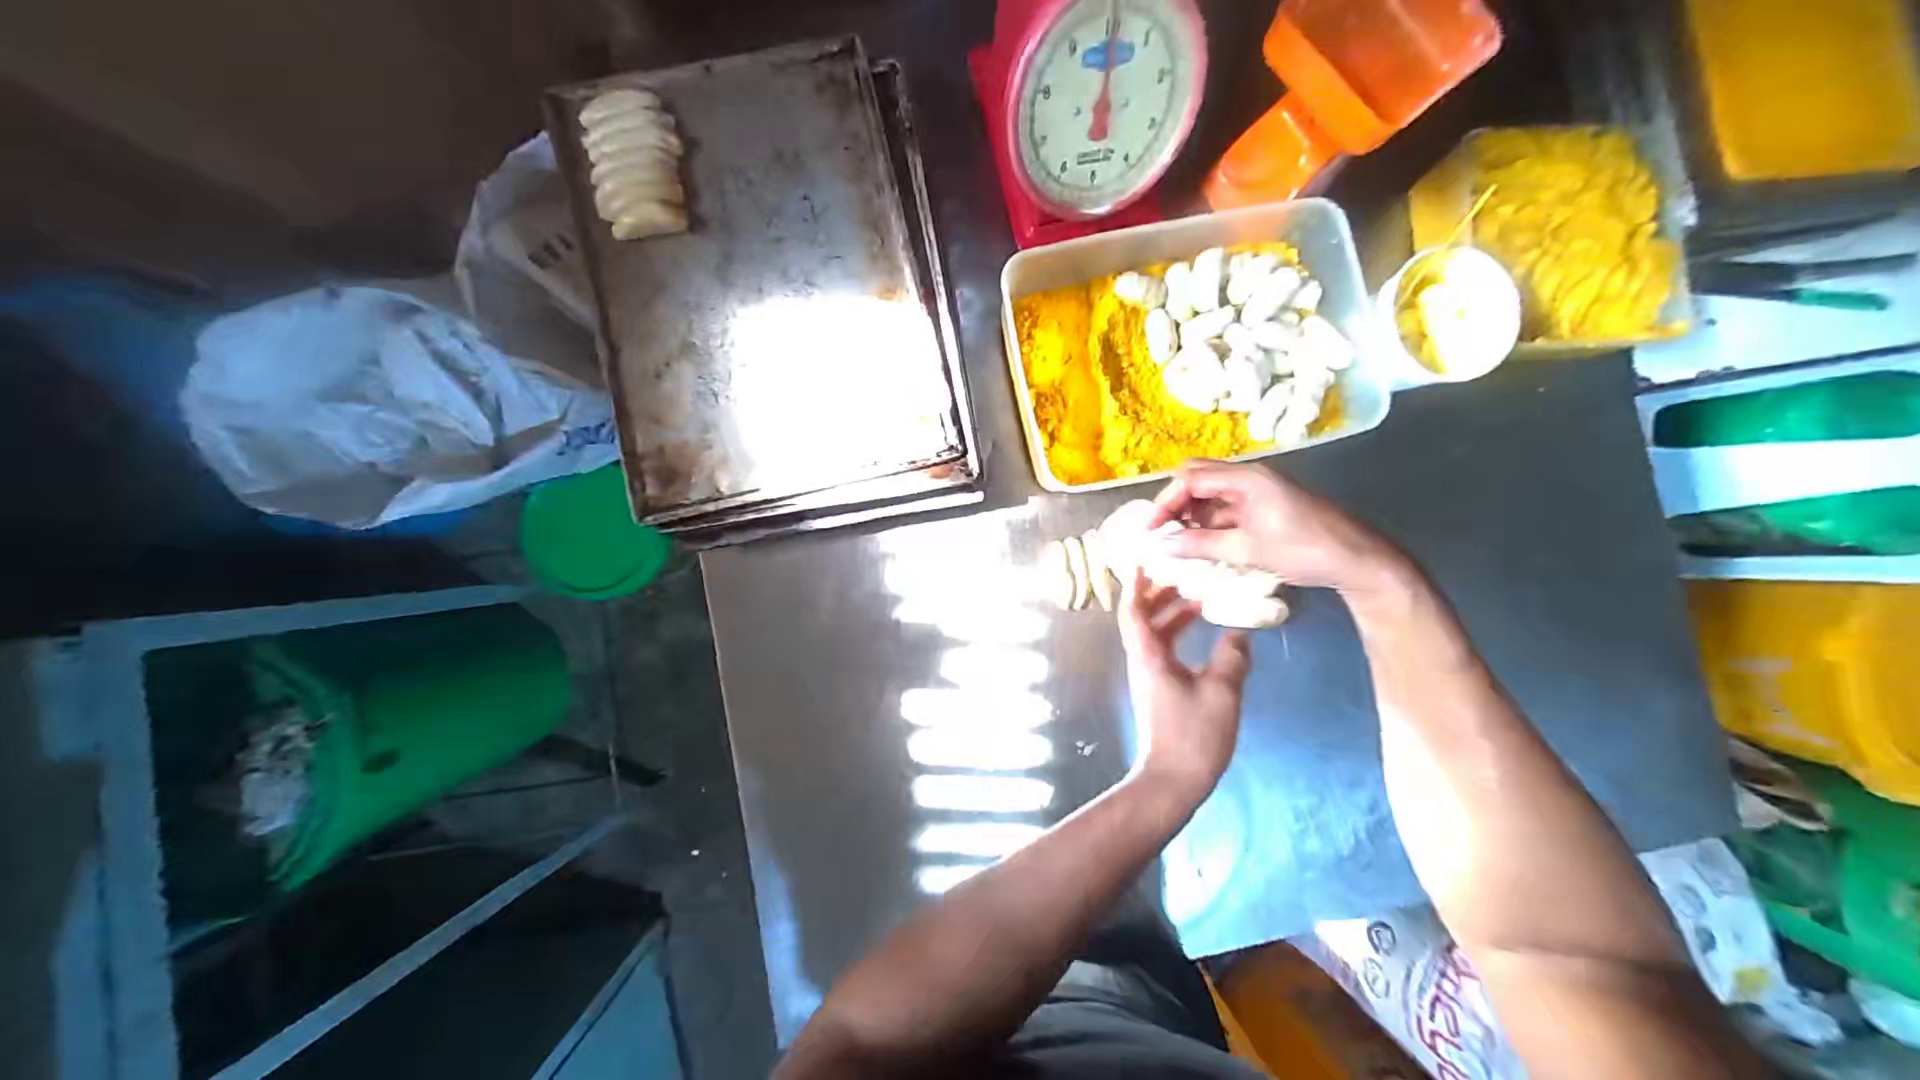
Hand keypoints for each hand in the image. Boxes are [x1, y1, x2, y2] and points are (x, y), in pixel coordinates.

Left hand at [1118, 571, 1251, 798]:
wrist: (1172, 781)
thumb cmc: (1193, 736)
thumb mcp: (1221, 692)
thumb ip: (1232, 656)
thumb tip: (1242, 631)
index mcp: (1148, 656)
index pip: (1132, 610)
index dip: (1136, 584)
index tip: (1145, 560)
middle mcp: (1142, 662)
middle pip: (1141, 619)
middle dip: (1159, 594)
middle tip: (1184, 574)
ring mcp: (1149, 677)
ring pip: (1154, 635)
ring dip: (1171, 615)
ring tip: (1200, 598)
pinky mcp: (1159, 690)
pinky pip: (1164, 651)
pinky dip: (1178, 636)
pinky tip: (1203, 635)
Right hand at [1150, 460, 1405, 594]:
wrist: (1357, 559)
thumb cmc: (1303, 551)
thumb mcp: (1246, 551)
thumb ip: (1200, 545)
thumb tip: (1162, 545)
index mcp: (1245, 479)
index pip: (1190, 478)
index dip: (1164, 502)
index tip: (1151, 529)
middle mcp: (1249, 476)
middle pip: (1198, 475)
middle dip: (1175, 500)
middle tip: (1163, 529)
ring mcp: (1258, 489)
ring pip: (1211, 490)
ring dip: (1191, 511)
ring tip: (1179, 540)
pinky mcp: (1265, 503)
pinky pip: (1226, 504)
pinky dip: (1209, 519)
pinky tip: (1203, 542)